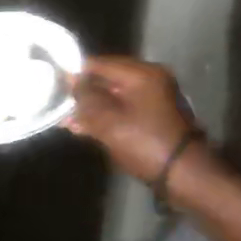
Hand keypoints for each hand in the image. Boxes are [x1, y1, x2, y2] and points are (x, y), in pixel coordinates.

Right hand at [63, 56, 199, 180]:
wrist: (185, 176)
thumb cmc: (145, 143)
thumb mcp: (108, 121)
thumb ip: (85, 98)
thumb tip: (69, 81)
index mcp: (142, 73)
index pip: (100, 64)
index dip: (76, 74)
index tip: (55, 83)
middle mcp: (151, 79)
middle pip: (108, 79)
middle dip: (84, 94)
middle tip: (61, 105)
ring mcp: (157, 98)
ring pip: (116, 96)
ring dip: (94, 108)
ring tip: (70, 121)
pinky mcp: (157, 117)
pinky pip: (126, 109)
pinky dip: (109, 116)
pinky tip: (89, 128)